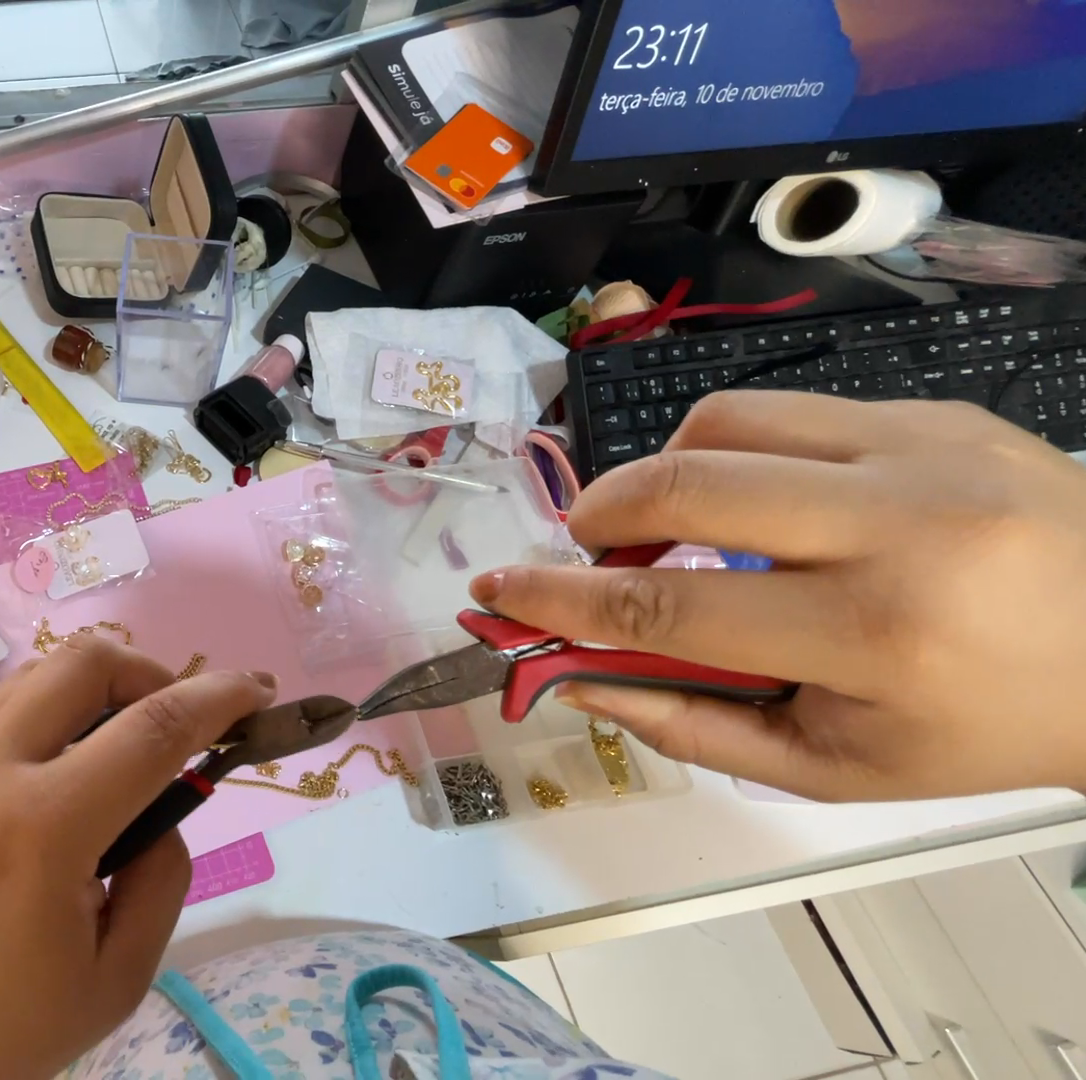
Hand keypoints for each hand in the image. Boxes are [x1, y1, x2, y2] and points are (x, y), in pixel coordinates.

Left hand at [0, 639, 276, 1078]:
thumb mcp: (116, 979)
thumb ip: (161, 878)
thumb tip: (163, 808)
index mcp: (44, 827)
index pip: (151, 729)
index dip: (218, 697)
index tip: (259, 692)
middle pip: (86, 661)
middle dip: (155, 672)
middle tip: (186, 723)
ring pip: (43, 671)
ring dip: (104, 683)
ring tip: (134, 740)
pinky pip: (12, 704)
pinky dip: (61, 704)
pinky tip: (76, 759)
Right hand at [472, 392, 1085, 800]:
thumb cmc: (975, 726)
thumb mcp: (830, 763)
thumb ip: (684, 722)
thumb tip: (573, 675)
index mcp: (878, 635)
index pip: (667, 605)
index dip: (561, 598)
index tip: (498, 589)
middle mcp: (905, 526)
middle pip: (683, 485)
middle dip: (600, 514)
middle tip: (589, 548)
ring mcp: (928, 452)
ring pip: (719, 422)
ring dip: (660, 472)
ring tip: (673, 521)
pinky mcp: (937, 414)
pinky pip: (780, 411)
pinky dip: (725, 451)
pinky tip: (752, 497)